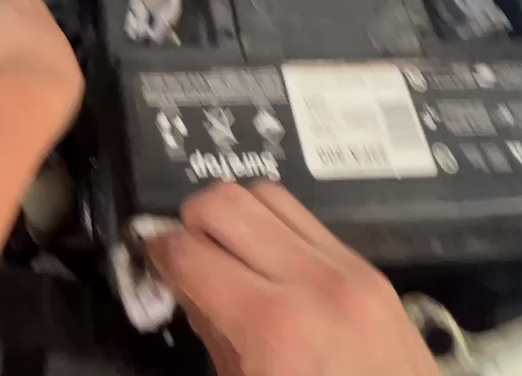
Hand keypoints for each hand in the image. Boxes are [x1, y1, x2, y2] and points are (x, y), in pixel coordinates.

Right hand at [146, 182, 436, 375]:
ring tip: (228, 248)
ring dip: (234, 214)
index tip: (152, 256)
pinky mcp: (370, 269)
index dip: (157, 250)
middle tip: (188, 252)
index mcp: (274, 328)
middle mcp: (311, 283)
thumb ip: (209, 328)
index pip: (188, 251)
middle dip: (192, 220)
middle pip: (224, 201)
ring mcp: (348, 270)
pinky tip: (269, 258)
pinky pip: (304, 217)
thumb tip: (183, 278)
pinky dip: (274, 226)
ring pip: (264, 193)